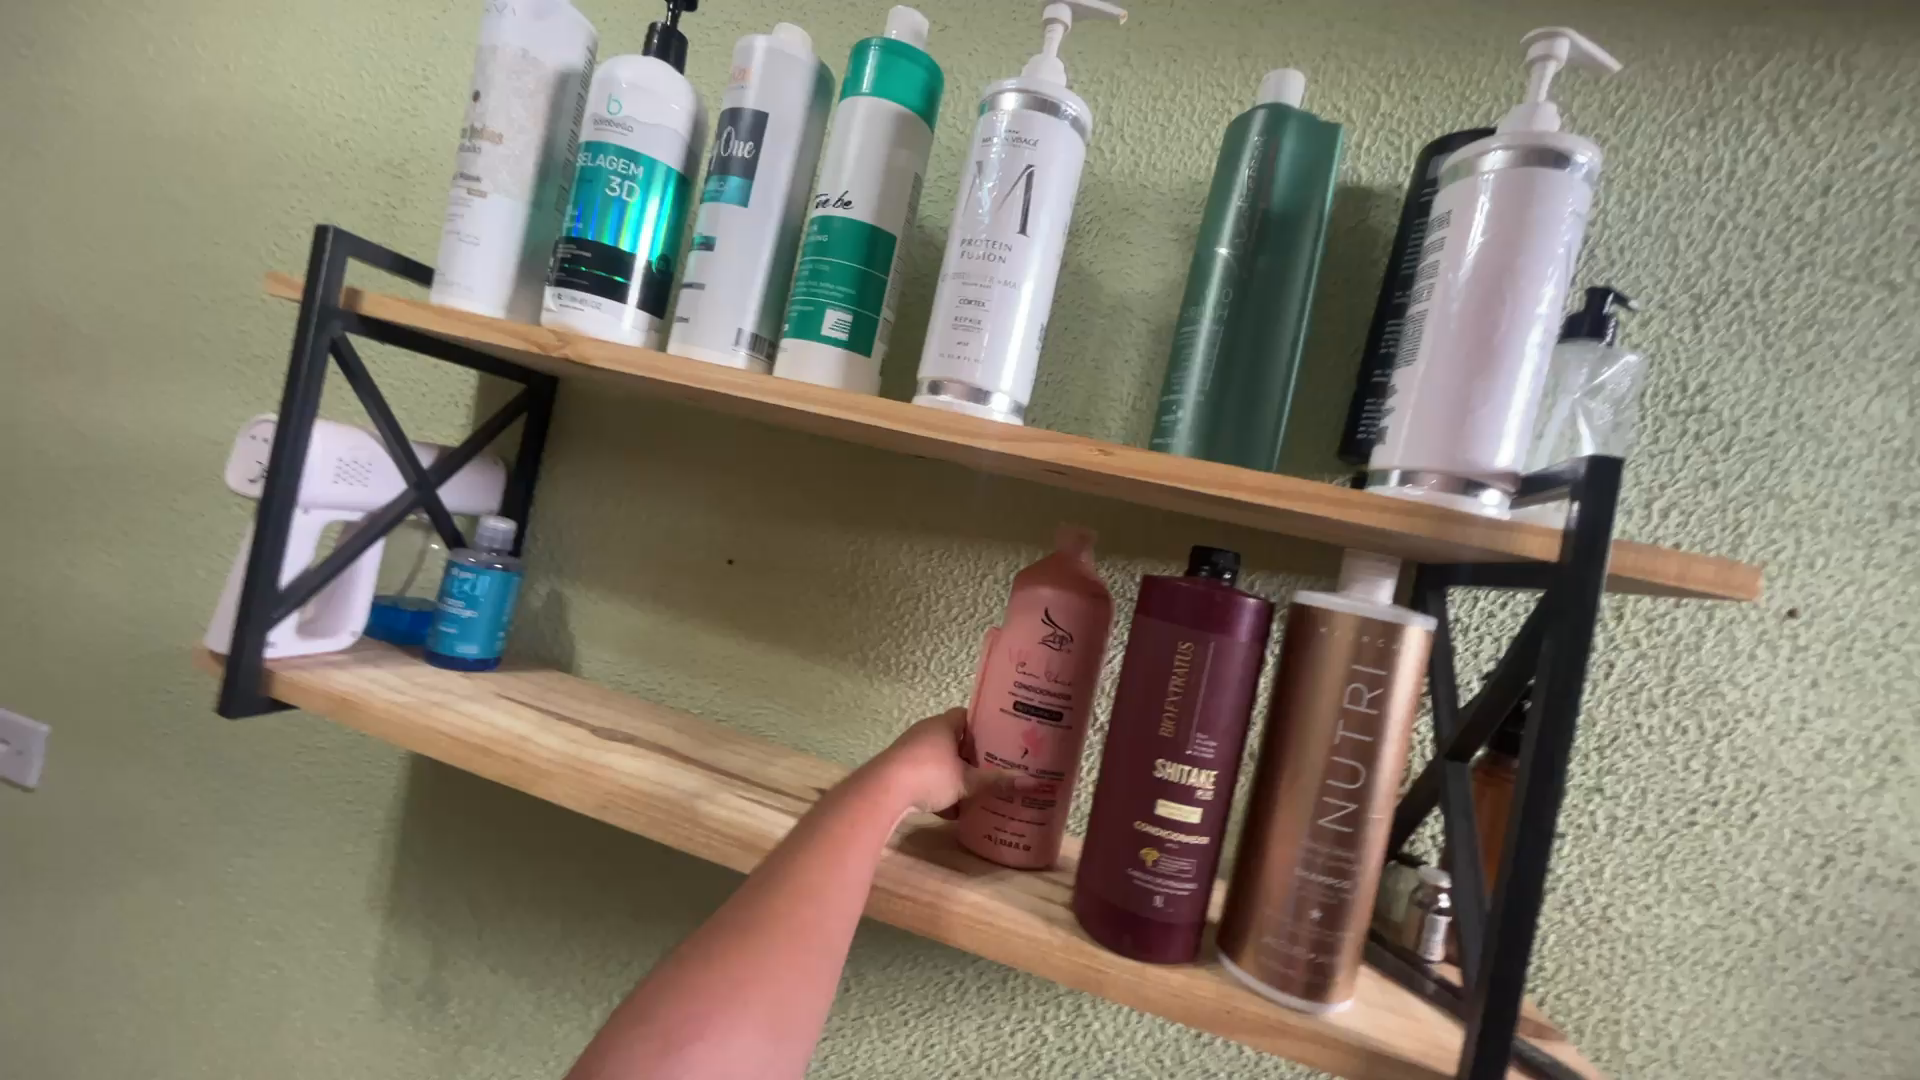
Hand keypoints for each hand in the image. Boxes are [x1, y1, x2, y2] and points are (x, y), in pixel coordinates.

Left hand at [867, 708, 1028, 817]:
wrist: (884, 789)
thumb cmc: (930, 774)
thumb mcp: (967, 781)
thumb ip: (996, 781)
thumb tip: (1031, 782)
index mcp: (944, 725)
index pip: (967, 717)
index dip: (983, 727)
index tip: (999, 741)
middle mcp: (926, 732)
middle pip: (954, 740)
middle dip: (971, 757)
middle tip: (992, 769)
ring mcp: (911, 751)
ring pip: (940, 761)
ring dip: (955, 776)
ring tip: (975, 792)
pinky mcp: (900, 770)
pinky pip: (926, 777)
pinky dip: (938, 792)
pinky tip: (952, 813)